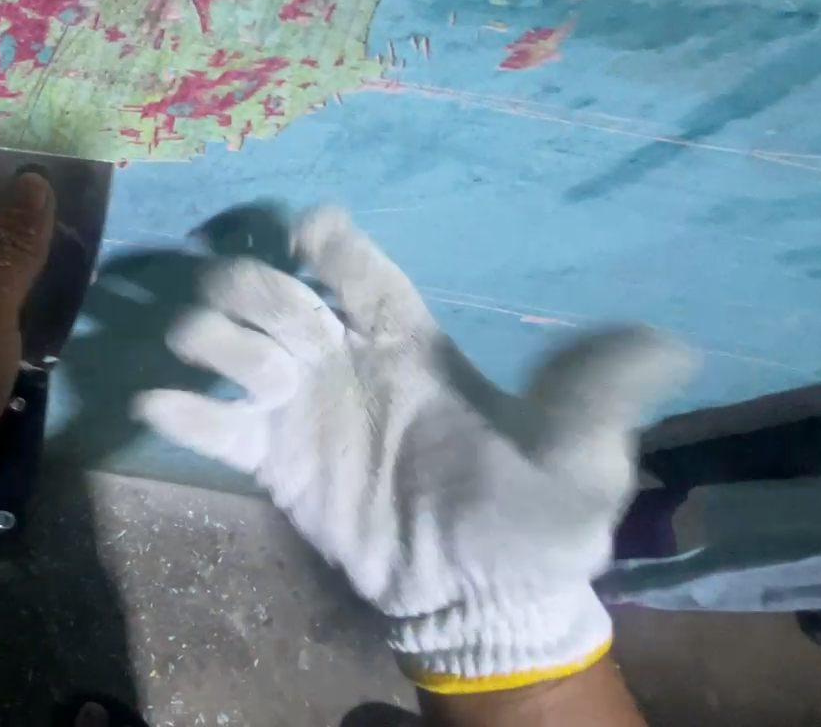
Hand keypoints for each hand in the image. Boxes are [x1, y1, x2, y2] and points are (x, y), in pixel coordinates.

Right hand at [137, 209, 691, 692]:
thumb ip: (592, 402)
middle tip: (253, 315)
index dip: (332, 244)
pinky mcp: (263, 453)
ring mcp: (290, 402)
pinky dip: (179, 411)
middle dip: (250, 287)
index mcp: (403, 341)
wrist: (471, 593)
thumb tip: (665, 342)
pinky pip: (209, 423)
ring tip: (229, 372)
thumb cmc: (524, 515)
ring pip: (229, 342)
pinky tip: (155, 406)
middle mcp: (334, 354)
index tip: (308, 227)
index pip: (360, 273)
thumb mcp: (576, 464)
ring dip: (214, 341)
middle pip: (272, 293)